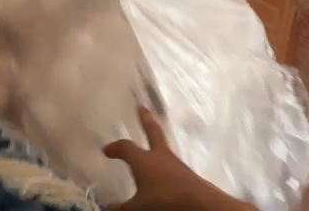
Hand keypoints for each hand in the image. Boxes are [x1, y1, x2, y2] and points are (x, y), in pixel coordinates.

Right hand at [103, 106, 256, 210]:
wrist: (201, 206)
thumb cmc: (164, 201)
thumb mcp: (139, 207)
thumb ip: (123, 208)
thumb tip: (107, 206)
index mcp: (143, 160)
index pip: (126, 147)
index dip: (116, 147)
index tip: (107, 150)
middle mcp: (160, 157)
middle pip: (152, 132)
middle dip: (146, 120)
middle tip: (142, 107)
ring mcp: (177, 165)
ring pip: (165, 147)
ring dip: (158, 142)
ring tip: (154, 142)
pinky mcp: (190, 176)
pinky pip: (175, 165)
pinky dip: (168, 163)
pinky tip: (168, 170)